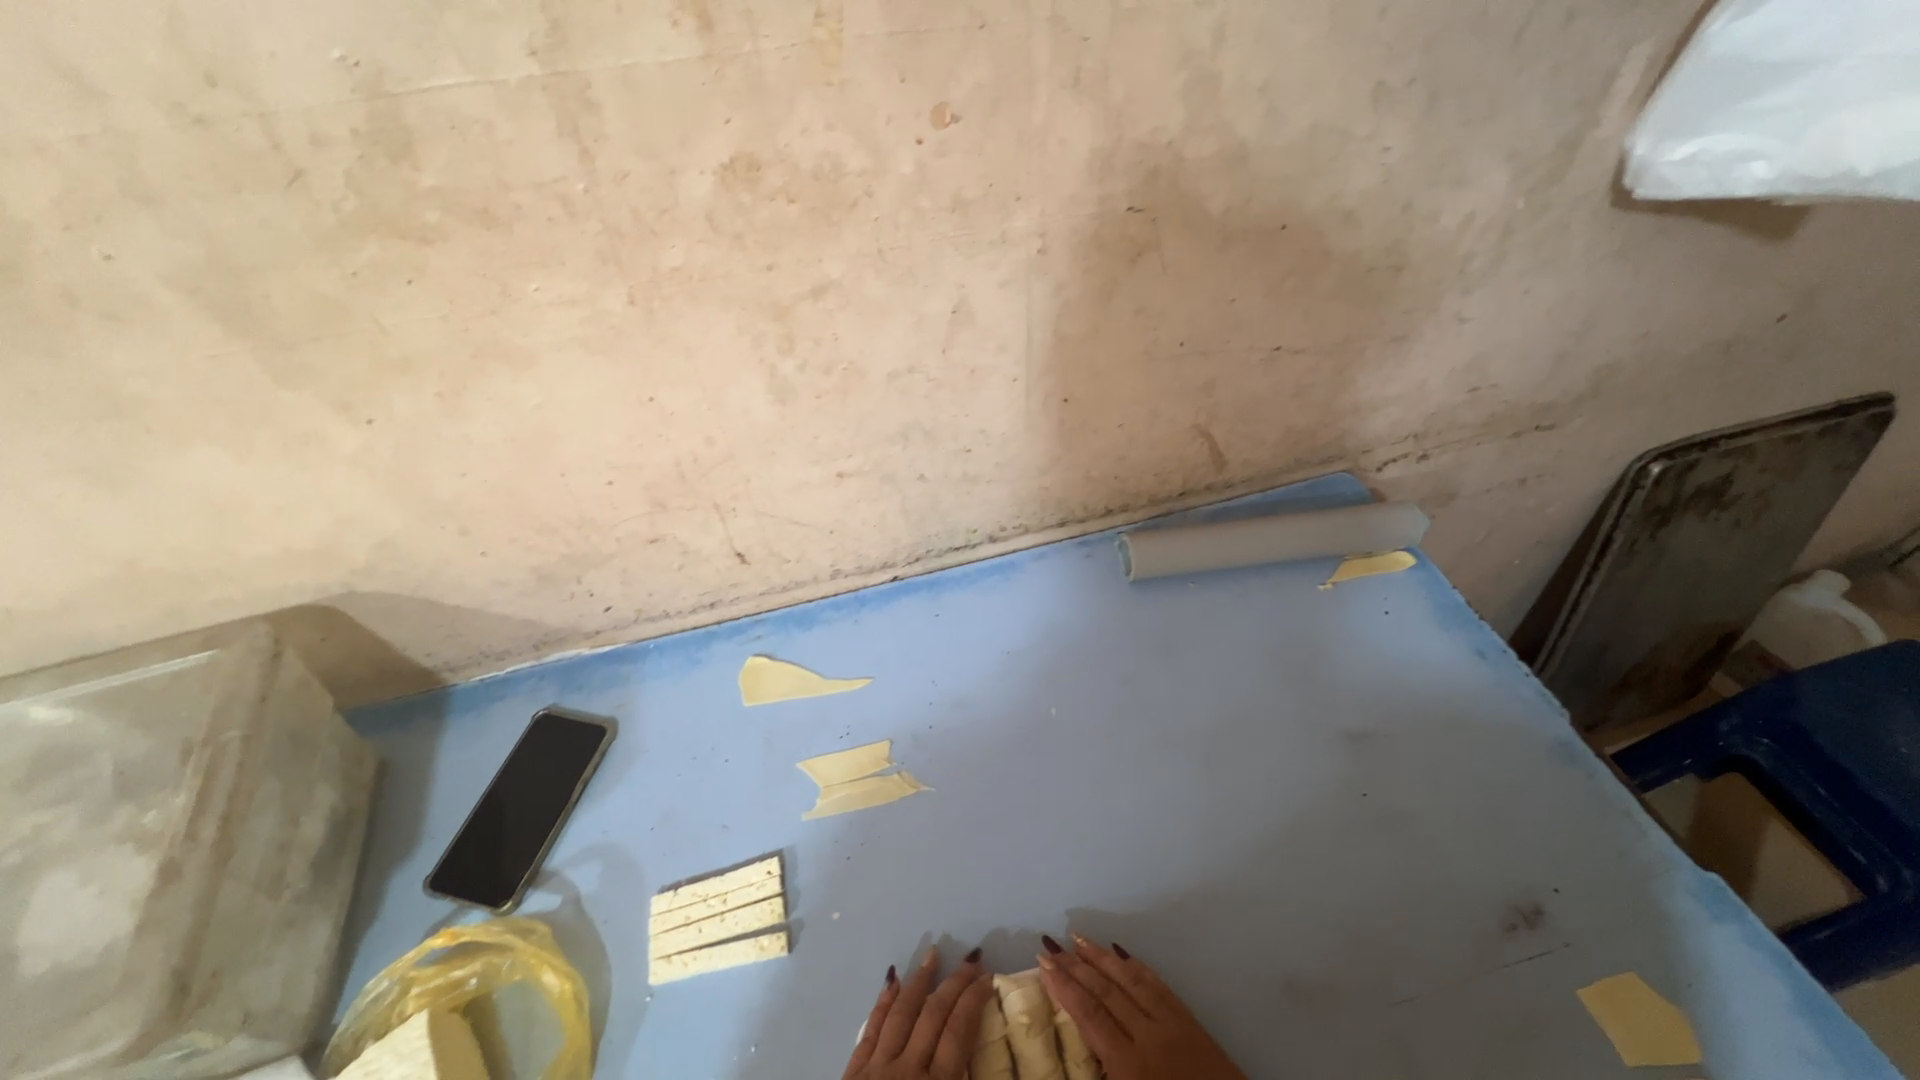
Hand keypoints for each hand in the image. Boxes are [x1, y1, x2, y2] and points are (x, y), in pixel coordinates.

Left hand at [844, 947, 995, 1079]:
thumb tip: (997, 1072)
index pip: (959, 1031)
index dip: (973, 1000)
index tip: (986, 977)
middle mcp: (906, 1070)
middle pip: (933, 1015)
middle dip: (954, 984)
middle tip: (970, 958)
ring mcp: (875, 1069)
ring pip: (900, 1013)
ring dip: (918, 982)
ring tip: (932, 955)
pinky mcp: (852, 1073)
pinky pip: (870, 1029)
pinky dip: (882, 1004)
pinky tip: (891, 983)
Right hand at [1038, 935, 1248, 1079]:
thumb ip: (1100, 1077)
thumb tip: (1066, 1069)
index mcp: (1129, 1065)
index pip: (1089, 1014)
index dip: (1064, 987)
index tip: (1043, 964)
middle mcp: (1148, 1035)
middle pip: (1105, 991)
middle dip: (1075, 966)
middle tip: (1051, 944)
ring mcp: (1171, 1023)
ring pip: (1131, 980)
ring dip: (1102, 957)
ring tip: (1078, 938)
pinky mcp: (1189, 1020)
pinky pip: (1158, 985)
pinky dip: (1137, 966)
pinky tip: (1122, 954)